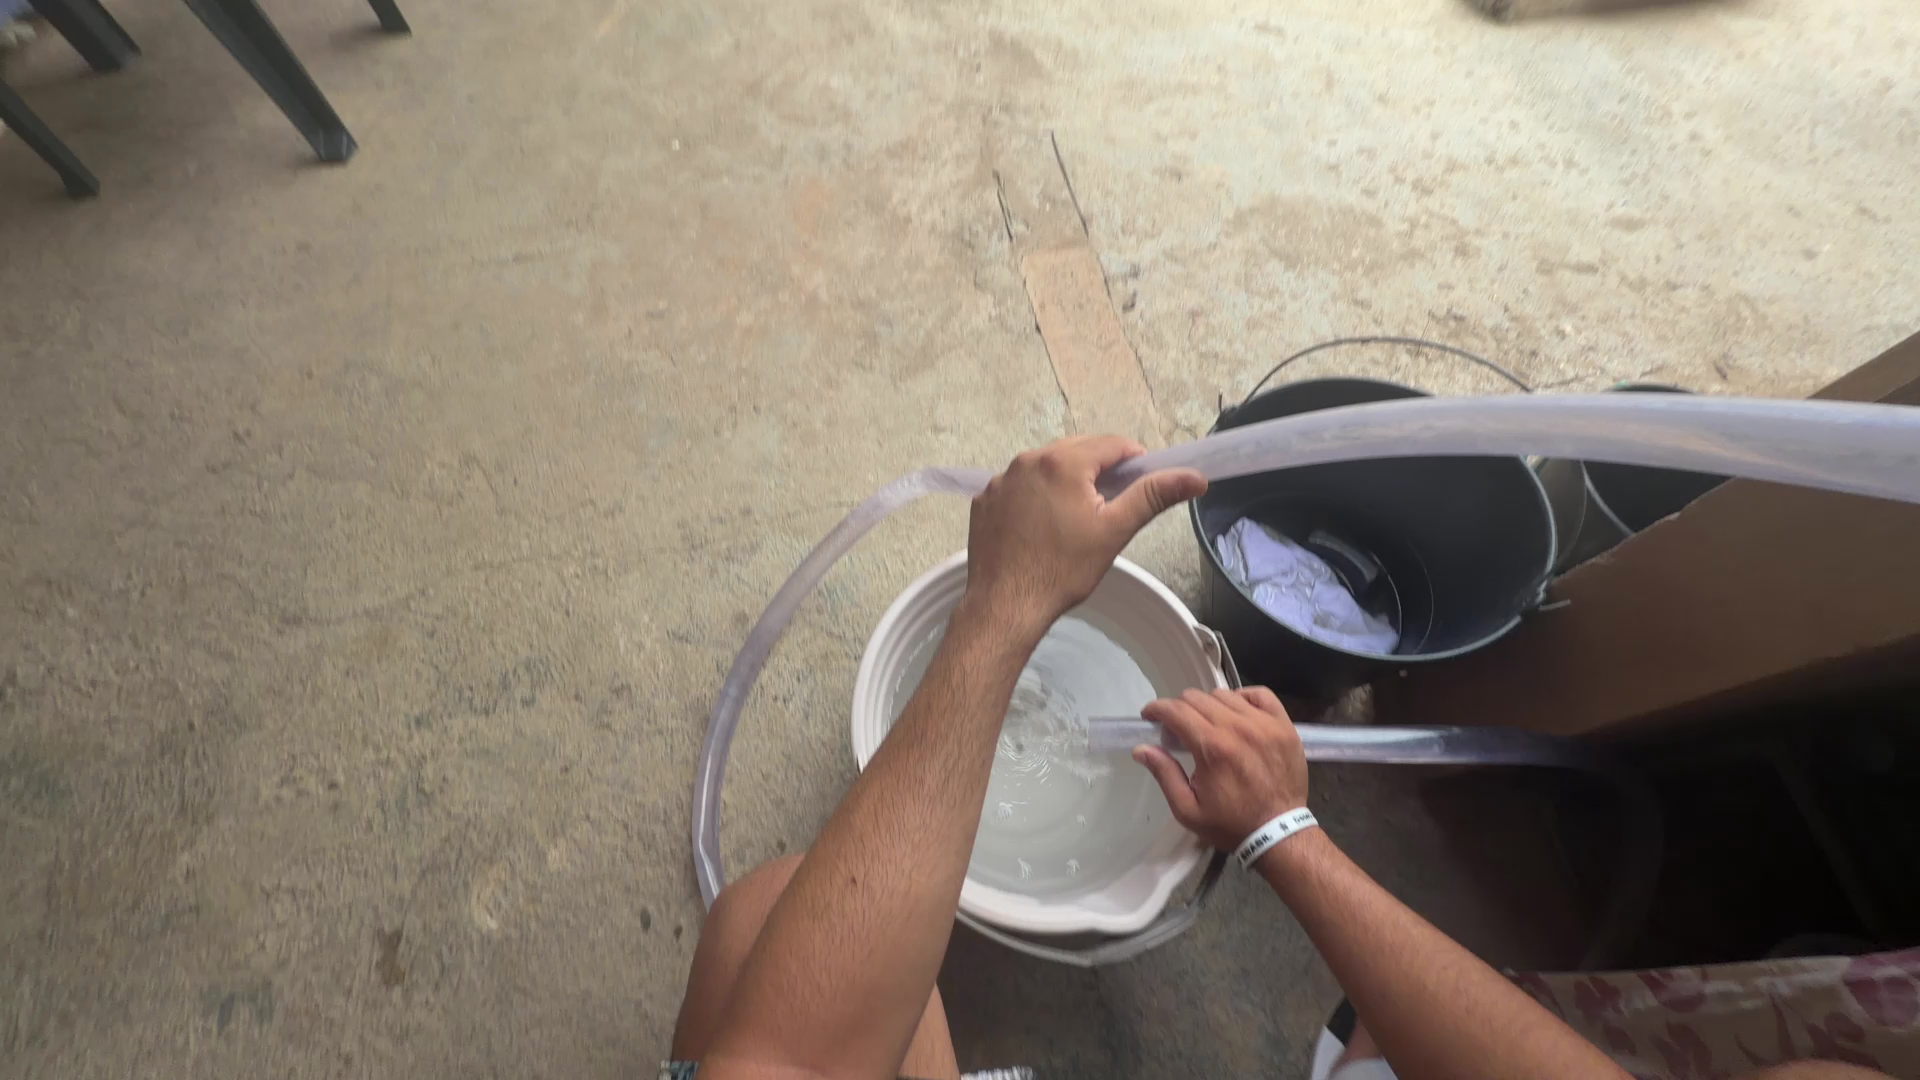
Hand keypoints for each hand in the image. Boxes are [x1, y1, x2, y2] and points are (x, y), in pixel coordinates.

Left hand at [960, 435, 1205, 636]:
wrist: (1005, 605)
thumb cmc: (1063, 570)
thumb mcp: (1114, 531)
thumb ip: (1152, 496)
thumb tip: (1195, 476)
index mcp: (1062, 462)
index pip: (1111, 444)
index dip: (1134, 460)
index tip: (1143, 483)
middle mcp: (1026, 460)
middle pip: (1077, 450)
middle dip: (1099, 469)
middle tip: (1111, 503)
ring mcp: (1000, 480)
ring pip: (1045, 466)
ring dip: (1066, 480)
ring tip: (1076, 515)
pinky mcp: (984, 500)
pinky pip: (1018, 486)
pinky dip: (1035, 495)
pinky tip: (1041, 525)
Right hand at [1133, 687, 1307, 851]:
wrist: (1280, 834)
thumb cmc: (1231, 824)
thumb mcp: (1187, 809)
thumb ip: (1164, 774)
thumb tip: (1141, 749)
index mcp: (1212, 747)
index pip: (1175, 710)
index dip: (1156, 709)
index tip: (1150, 718)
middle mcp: (1238, 727)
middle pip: (1195, 697)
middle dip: (1179, 709)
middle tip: (1179, 730)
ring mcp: (1264, 724)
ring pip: (1223, 694)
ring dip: (1208, 705)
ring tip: (1208, 725)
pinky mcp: (1283, 726)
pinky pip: (1259, 694)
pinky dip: (1243, 698)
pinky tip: (1237, 713)